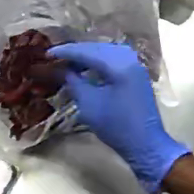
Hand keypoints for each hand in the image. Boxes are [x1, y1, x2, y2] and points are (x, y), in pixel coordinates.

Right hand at [51, 41, 190, 193]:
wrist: (147, 145)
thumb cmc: (116, 126)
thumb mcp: (88, 103)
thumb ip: (73, 81)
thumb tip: (61, 69)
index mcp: (117, 64)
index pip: (85, 51)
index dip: (64, 52)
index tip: (46, 53)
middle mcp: (128, 58)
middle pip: (95, 48)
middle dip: (75, 52)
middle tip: (55, 57)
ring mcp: (134, 65)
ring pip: (104, 52)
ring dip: (86, 56)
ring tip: (68, 63)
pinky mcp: (136, 73)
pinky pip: (113, 59)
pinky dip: (97, 62)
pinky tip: (86, 69)